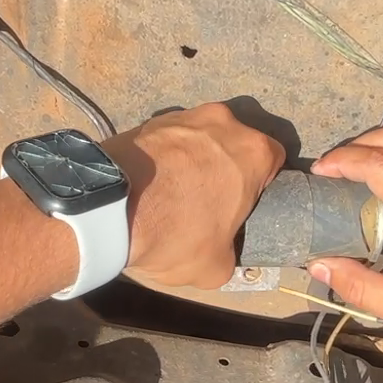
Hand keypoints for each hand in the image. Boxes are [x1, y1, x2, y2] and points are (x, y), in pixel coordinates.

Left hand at [104, 102, 285, 288]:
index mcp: (253, 151)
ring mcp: (183, 115)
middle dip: (227, 168)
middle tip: (212, 200)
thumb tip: (222, 253)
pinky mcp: (147, 119)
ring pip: (200, 139)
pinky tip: (150, 185)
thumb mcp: (215, 267)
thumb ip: (230, 254)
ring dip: (194, 160)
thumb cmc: (175, 233)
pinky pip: (167, 140)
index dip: (263, 184)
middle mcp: (223, 122)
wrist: (107, 208)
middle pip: (236, 144)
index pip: (275, 160)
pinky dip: (164, 158)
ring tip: (175, 193)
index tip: (247, 203)